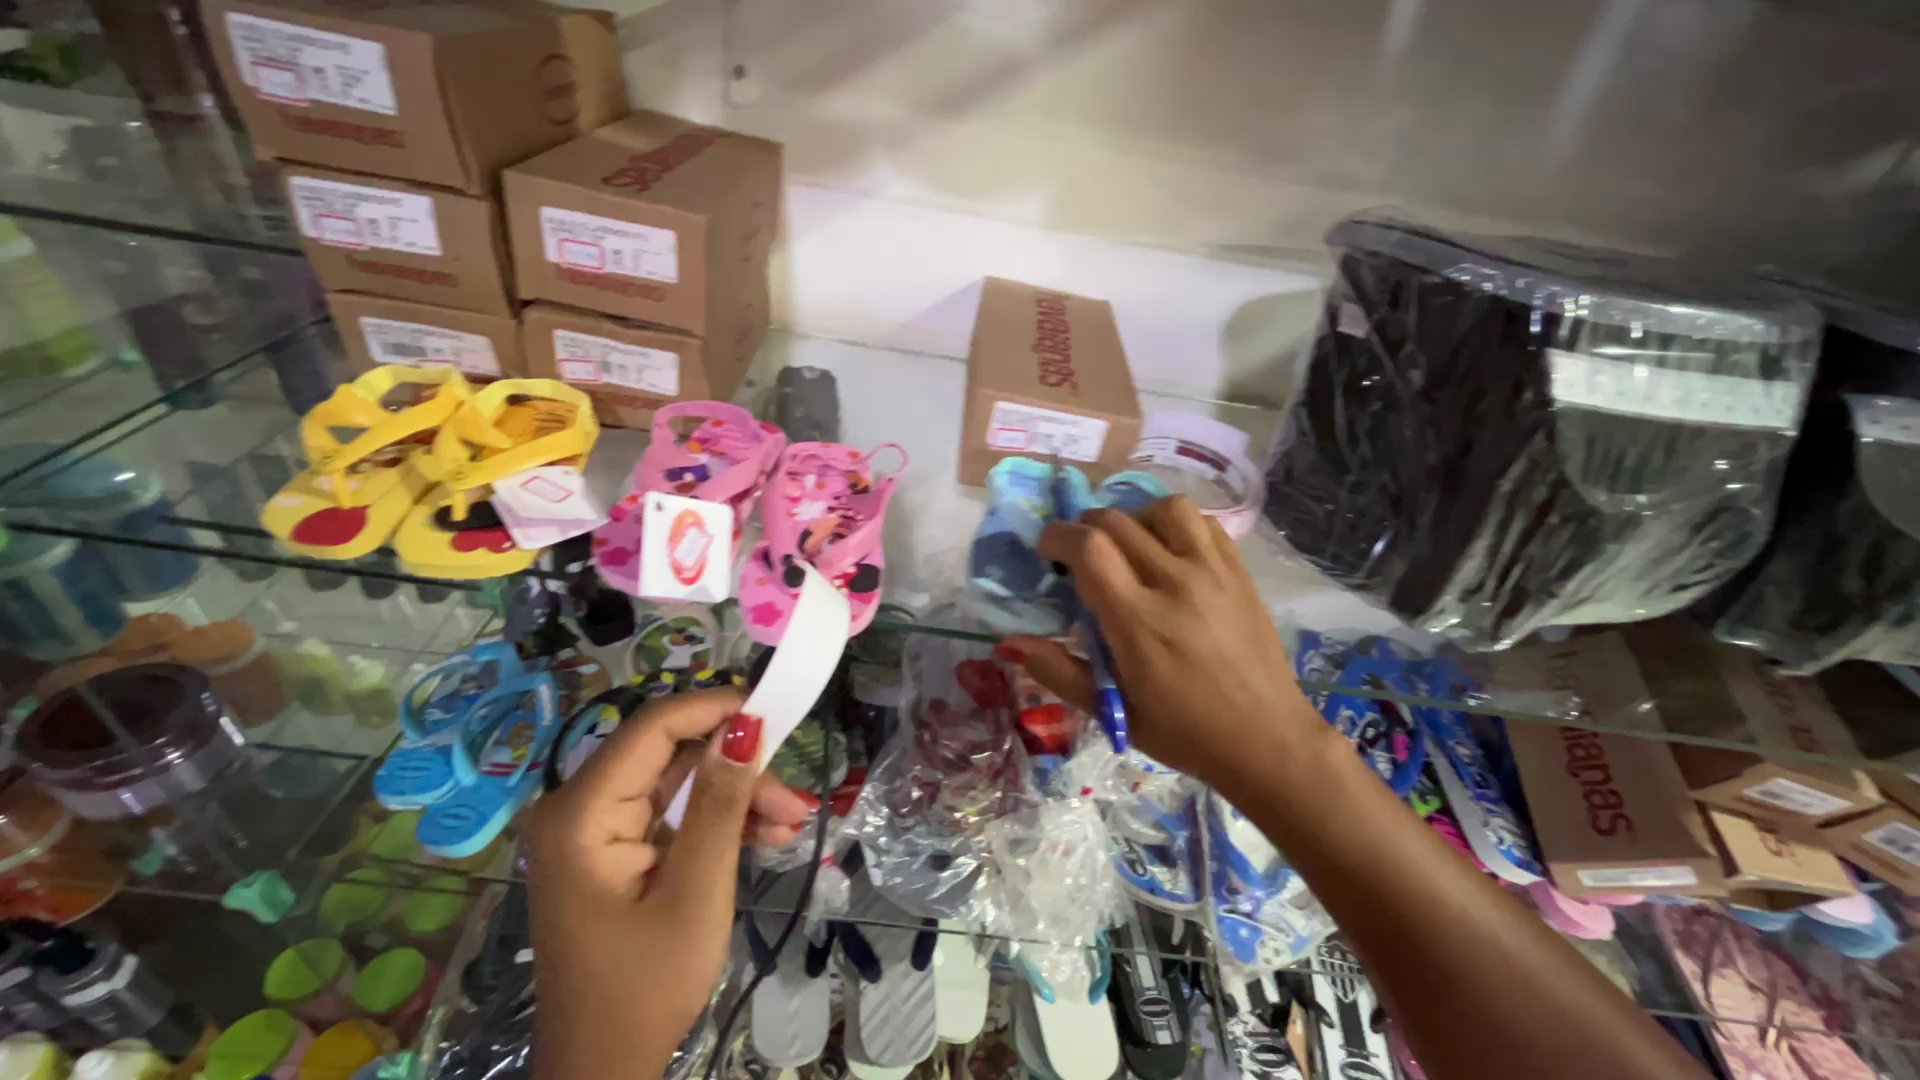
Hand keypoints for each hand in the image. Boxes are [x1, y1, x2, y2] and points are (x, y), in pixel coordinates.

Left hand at [525, 688, 812, 1079]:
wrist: (603, 1068)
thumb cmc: (646, 987)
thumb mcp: (696, 892)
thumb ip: (718, 804)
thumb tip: (746, 725)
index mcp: (582, 813)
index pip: (653, 728)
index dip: (716, 708)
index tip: (777, 712)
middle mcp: (579, 808)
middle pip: (671, 756)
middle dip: (738, 770)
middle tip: (795, 799)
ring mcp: (594, 831)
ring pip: (679, 784)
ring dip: (736, 799)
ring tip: (792, 825)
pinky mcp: (613, 851)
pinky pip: (671, 815)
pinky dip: (718, 823)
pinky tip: (766, 839)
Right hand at [999, 495, 1323, 786]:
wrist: (1266, 740)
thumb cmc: (1184, 732)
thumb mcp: (1114, 711)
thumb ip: (1059, 671)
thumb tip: (1010, 642)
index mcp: (1138, 620)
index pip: (1089, 547)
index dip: (1058, 537)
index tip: (1048, 553)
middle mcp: (1175, 583)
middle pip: (1117, 520)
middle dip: (1086, 528)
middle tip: (1080, 557)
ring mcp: (1213, 572)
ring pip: (1164, 508)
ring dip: (1135, 517)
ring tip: (1129, 546)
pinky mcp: (1239, 571)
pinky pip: (1203, 522)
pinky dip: (1176, 524)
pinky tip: (1169, 551)